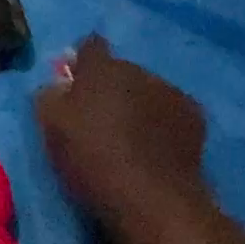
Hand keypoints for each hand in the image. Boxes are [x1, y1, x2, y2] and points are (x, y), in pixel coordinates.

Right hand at [35, 35, 209, 220]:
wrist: (151, 198)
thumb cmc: (92, 160)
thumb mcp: (51, 129)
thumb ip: (49, 97)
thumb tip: (56, 85)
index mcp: (101, 69)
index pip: (90, 45)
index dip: (82, 61)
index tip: (76, 80)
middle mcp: (138, 70)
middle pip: (120, 70)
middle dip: (111, 87)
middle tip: (102, 118)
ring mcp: (170, 91)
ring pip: (148, 90)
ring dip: (139, 104)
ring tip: (133, 137)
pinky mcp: (195, 116)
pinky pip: (171, 111)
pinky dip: (163, 122)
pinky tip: (158, 147)